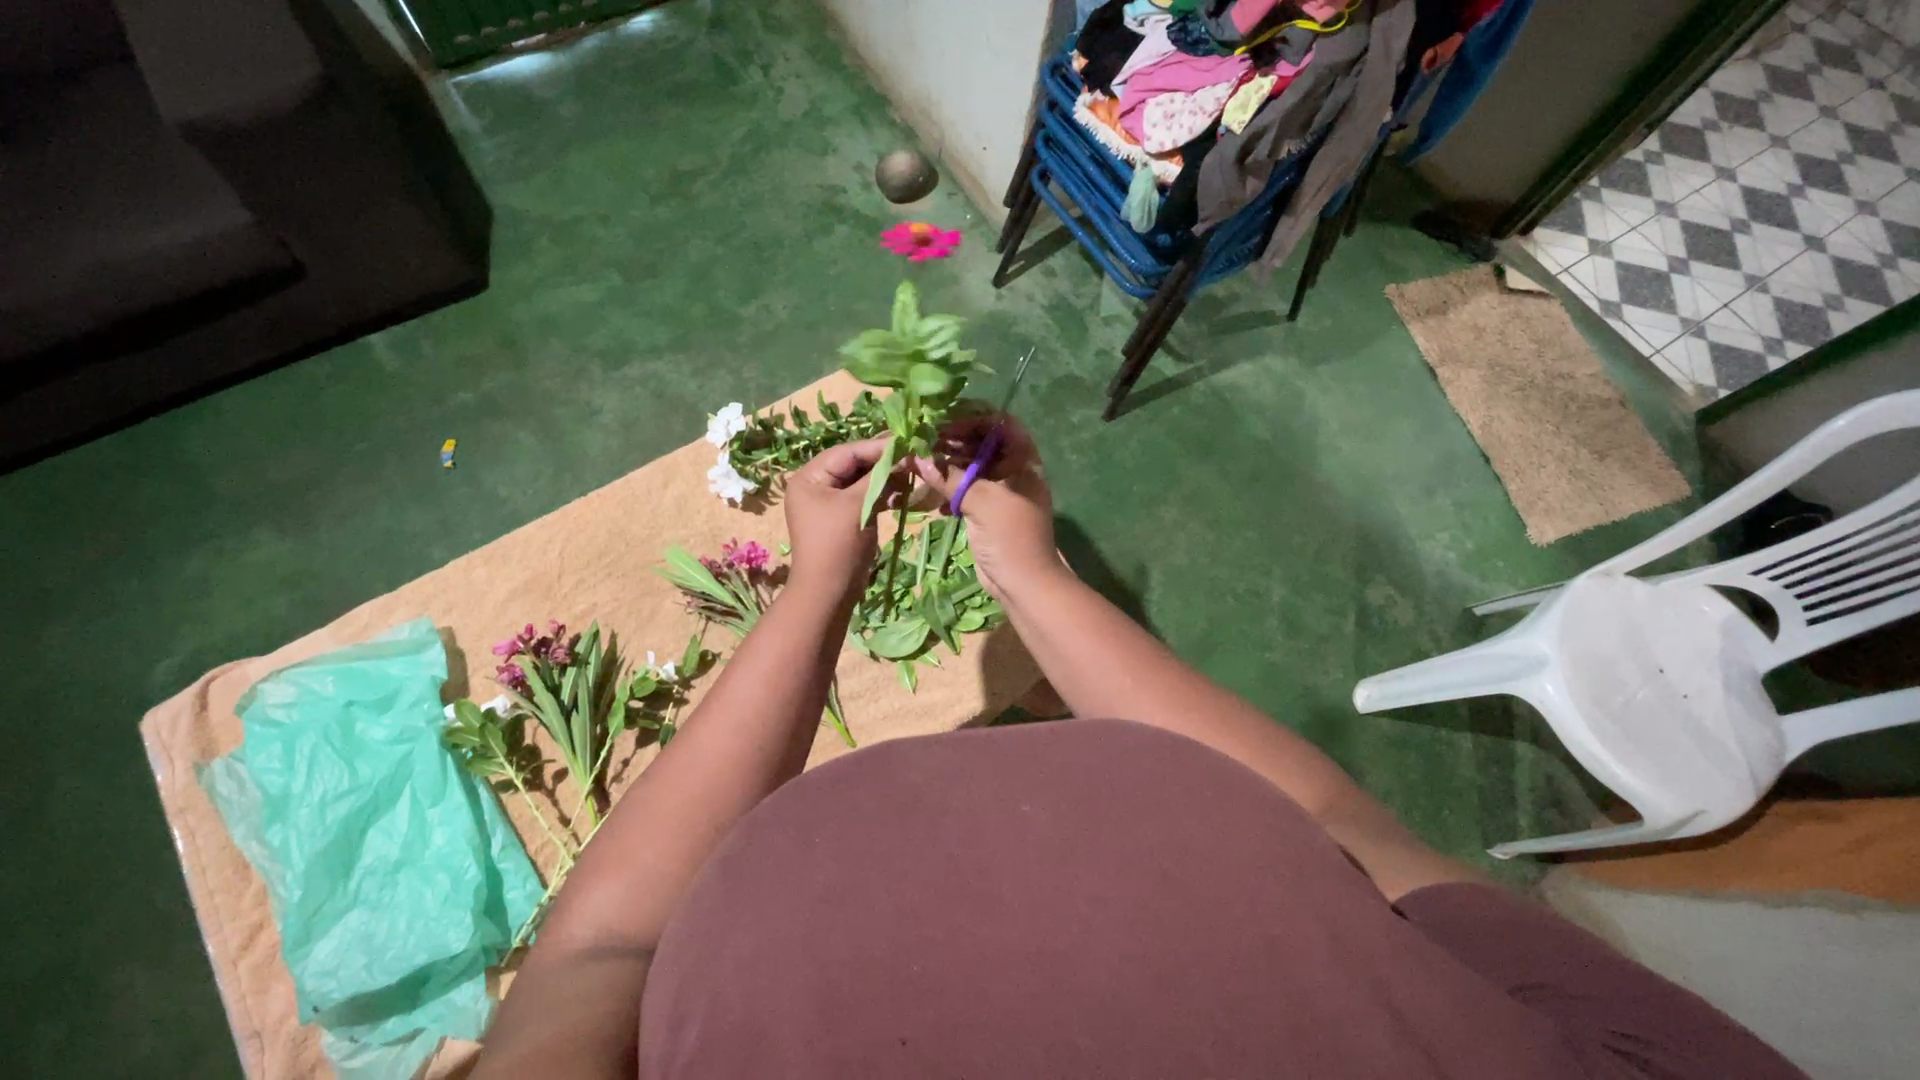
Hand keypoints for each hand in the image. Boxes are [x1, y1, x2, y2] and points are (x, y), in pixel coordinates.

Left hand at [785, 436, 901, 598]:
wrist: (829, 592)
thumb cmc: (838, 545)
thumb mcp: (858, 505)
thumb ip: (879, 476)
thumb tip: (903, 453)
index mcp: (809, 477)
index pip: (847, 452)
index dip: (878, 447)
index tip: (907, 442)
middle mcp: (815, 485)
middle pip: (854, 464)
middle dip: (883, 463)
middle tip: (913, 455)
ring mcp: (828, 503)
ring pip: (861, 481)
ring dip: (886, 479)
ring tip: (911, 475)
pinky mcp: (842, 518)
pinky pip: (863, 498)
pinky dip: (881, 495)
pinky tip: (902, 495)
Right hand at [911, 415, 1060, 599]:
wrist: (1024, 584)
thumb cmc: (1011, 536)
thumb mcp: (982, 501)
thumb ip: (950, 477)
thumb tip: (917, 457)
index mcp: (1022, 460)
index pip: (999, 423)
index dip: (973, 419)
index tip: (943, 424)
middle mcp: (1013, 471)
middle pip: (981, 444)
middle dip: (952, 443)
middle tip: (922, 444)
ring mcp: (1000, 492)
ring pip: (970, 469)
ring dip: (946, 467)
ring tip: (920, 466)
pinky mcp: (987, 513)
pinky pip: (966, 492)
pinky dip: (949, 492)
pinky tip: (932, 500)